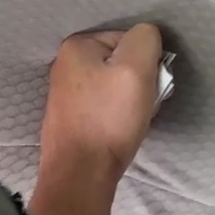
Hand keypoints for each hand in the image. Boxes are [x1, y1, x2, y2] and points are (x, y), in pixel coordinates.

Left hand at [35, 23, 163, 198]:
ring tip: (135, 120)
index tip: (149, 85)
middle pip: (120, 62)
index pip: (129, 40)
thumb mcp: (136, 68)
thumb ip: (146, 39)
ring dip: (131, 100)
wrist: (80, 177)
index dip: (146, 61)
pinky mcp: (70, 120)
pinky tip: (121, 132)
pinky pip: (104, 106)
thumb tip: (147, 37)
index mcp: (76, 46)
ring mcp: (65, 95)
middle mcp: (64, 66)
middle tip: (145, 104)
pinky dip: (117, 116)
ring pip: (114, 86)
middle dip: (139, 81)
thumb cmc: (108, 119)